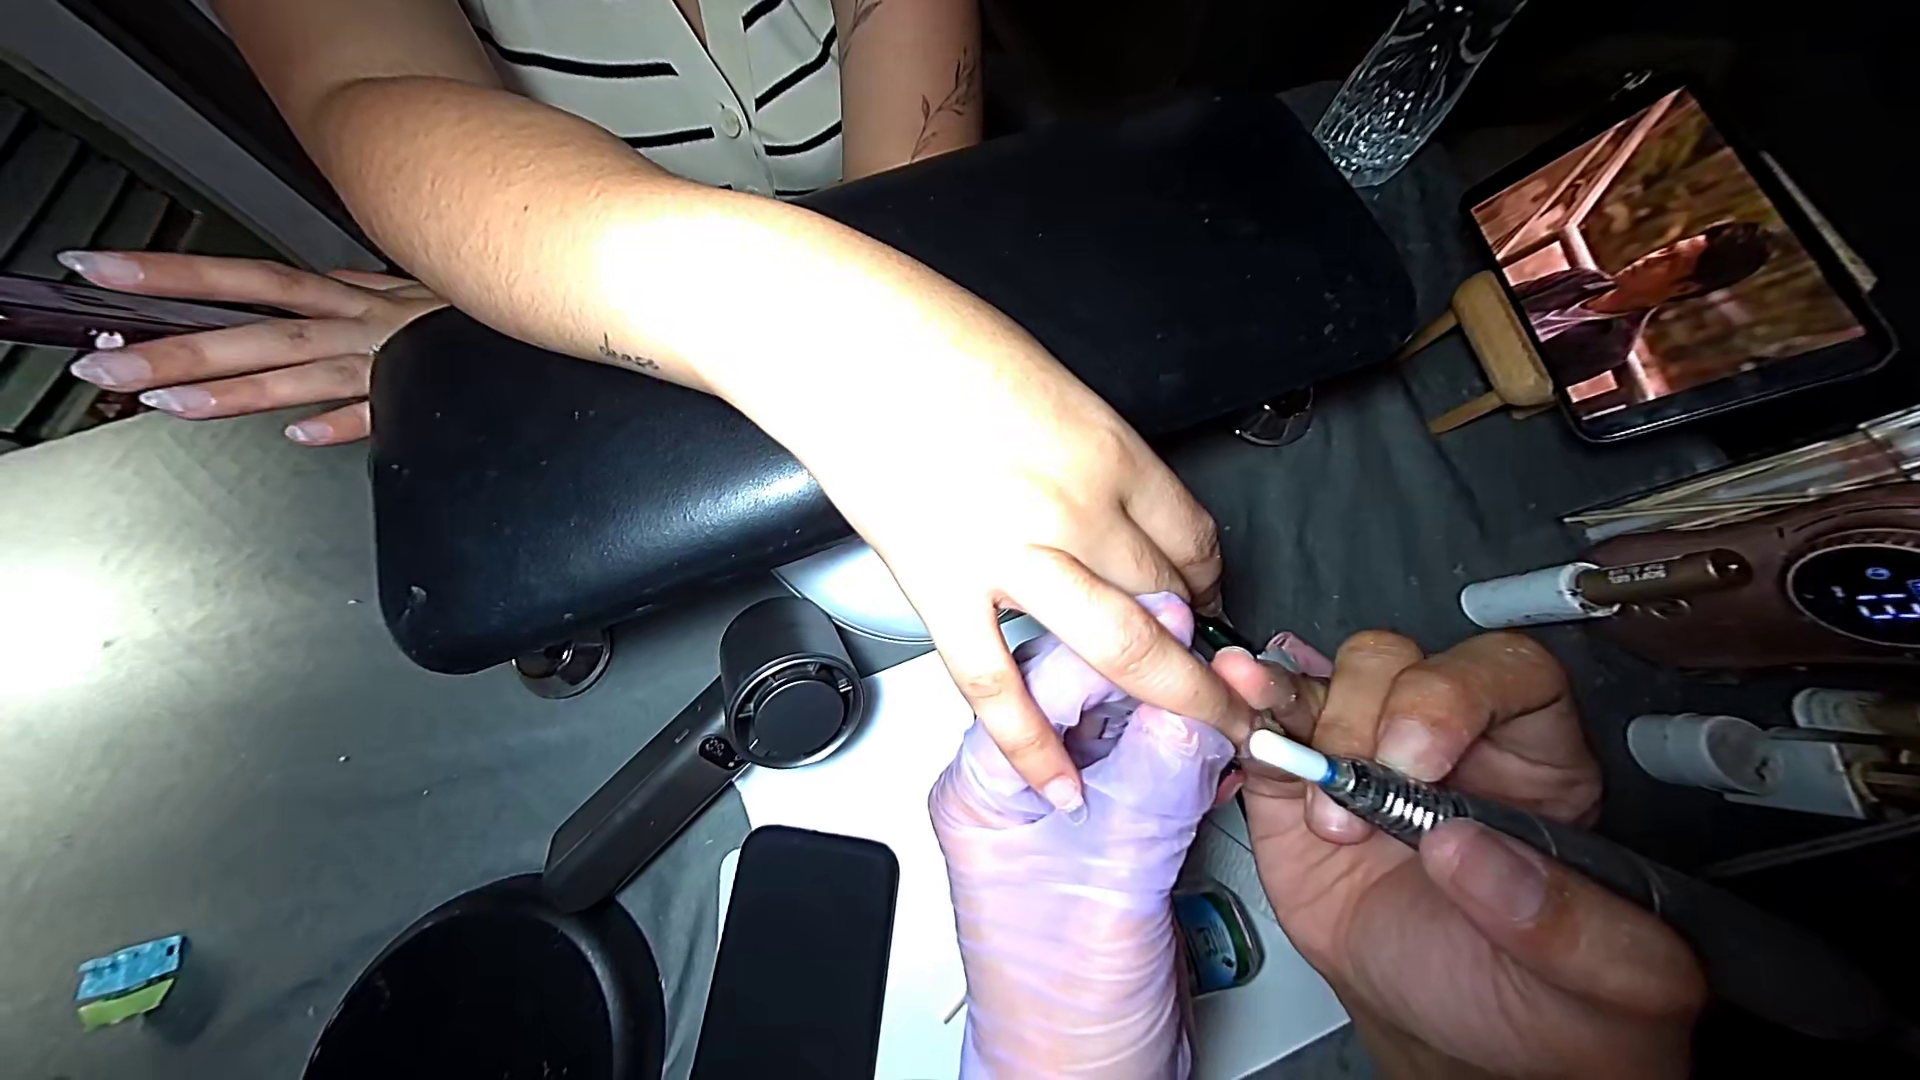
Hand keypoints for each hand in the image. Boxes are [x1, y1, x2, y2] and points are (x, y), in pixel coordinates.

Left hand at [59, 250, 444, 444]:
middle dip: (185, 346)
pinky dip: (345, 422)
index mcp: (365, 302)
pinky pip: (385, 412)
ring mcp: (400, 365)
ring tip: (173, 404)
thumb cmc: (479, 315)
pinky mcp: (431, 397)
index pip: (261, 279)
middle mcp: (371, 329)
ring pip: (312, 374)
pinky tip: (302, 435)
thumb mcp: (427, 289)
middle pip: (268, 332)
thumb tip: (339, 280)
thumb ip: (377, 288)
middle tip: (109, 366)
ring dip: (243, 389)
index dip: (182, 275)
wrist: (539, 335)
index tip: (101, 274)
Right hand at [756, 326, 1244, 817]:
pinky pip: (996, 685)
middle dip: (1209, 649)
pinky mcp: (942, 587)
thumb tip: (1106, 503)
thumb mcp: (1046, 383)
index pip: (1190, 534)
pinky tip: (1062, 782)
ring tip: (1208, 737)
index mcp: (1107, 447)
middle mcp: (1076, 507)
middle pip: (1170, 596)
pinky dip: (1032, 744)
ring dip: (1176, 699)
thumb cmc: (934, 338)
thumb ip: (1086, 455)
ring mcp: (1012, 556)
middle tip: (1230, 684)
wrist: (843, 337)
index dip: (1207, 578)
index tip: (1200, 598)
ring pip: (1122, 648)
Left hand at [930, 593, 1235, 1077]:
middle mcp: (1017, 781)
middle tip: (1195, 641)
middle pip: (1077, 692)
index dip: (1110, 654)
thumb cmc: (1060, 1004)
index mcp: (982, 784)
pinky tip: (1210, 736)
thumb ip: (1154, 785)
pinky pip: (1145, 759)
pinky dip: (1182, 746)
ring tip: (1212, 683)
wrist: (1088, 1074)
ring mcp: (1065, 798)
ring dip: (1168, 704)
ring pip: (1117, 721)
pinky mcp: (1108, 819)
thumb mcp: (1111, 880)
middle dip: (1141, 666)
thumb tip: (1190, 707)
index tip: (1168, 623)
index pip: (1043, 688)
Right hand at [1215, 632, 1704, 1078]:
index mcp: (1529, 763)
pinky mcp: (1287, 775)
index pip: (1499, 672)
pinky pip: (1258, 722)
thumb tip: (1467, 847)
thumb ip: (1571, 930)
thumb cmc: (1525, 1002)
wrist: (1426, 1021)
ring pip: (1316, 677)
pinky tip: (1233, 717)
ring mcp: (1351, 747)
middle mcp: (1434, 737)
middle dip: (1359, 716)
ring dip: (1282, 696)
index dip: (1451, 691)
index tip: (1418, 759)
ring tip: (1275, 745)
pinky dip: (1240, 715)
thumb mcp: (1607, 996)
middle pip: (1390, 662)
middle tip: (1351, 796)